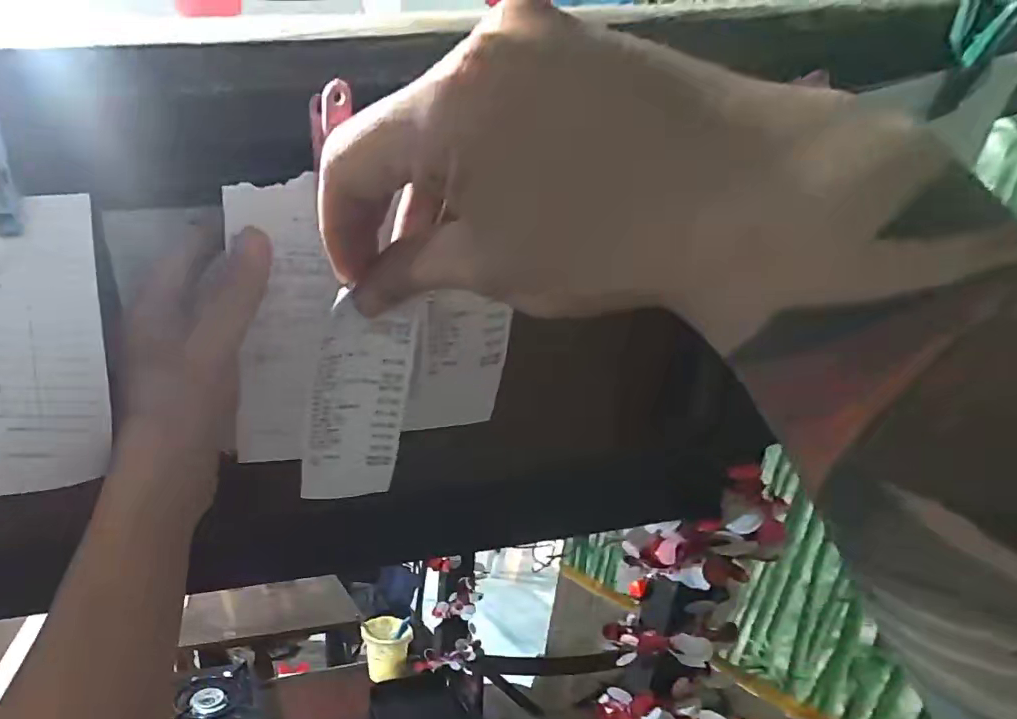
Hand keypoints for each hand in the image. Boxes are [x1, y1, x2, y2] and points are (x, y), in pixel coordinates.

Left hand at [112, 226, 271, 511]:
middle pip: (196, 282)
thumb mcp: (212, 345)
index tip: (266, 217)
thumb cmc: (182, 407)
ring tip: (290, 286)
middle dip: (237, 266)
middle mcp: (154, 330)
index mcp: (150, 310)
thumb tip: (255, 234)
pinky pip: (216, 350)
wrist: (165, 479)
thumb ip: (233, 292)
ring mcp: (169, 362)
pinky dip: (241, 338)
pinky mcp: (186, 389)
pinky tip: (275, 337)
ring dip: (242, 303)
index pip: (184, 250)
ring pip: (208, 317)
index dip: (220, 230)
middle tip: (288, 251)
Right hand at [317, 0, 947, 348]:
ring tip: (430, 250)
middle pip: (388, 135)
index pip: (347, 161)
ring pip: (435, 123)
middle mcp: (484, 48)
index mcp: (449, 98)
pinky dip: (464, 163)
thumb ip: (401, 274)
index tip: (356, 279)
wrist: (763, 196)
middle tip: (384, 269)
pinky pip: (486, 107)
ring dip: (419, 190)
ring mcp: (537, 38)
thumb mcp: (478, 264)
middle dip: (375, 210)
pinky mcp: (576, 48)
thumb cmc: (598, 237)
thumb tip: (361, 297)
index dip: (338, 228)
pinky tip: (476, 210)